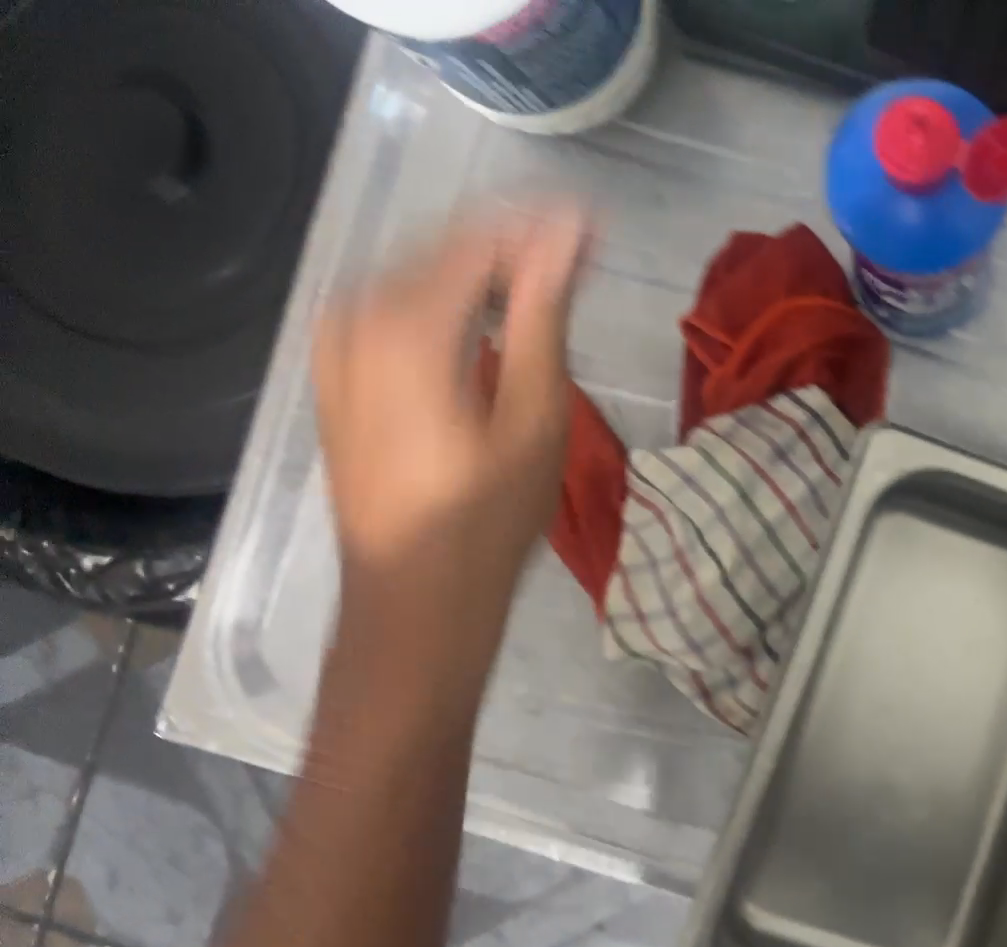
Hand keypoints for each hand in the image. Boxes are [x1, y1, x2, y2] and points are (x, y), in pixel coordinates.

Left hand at [313, 207, 588, 620]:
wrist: (414, 590)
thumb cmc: (490, 514)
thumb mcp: (535, 417)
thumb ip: (544, 315)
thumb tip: (570, 236)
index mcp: (407, 323)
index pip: (481, 238)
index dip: (543, 224)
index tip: (599, 224)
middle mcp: (356, 313)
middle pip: (447, 247)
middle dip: (518, 242)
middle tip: (584, 253)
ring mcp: (336, 339)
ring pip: (421, 271)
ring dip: (486, 270)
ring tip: (547, 284)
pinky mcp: (337, 365)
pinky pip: (396, 302)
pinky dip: (450, 298)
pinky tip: (488, 319)